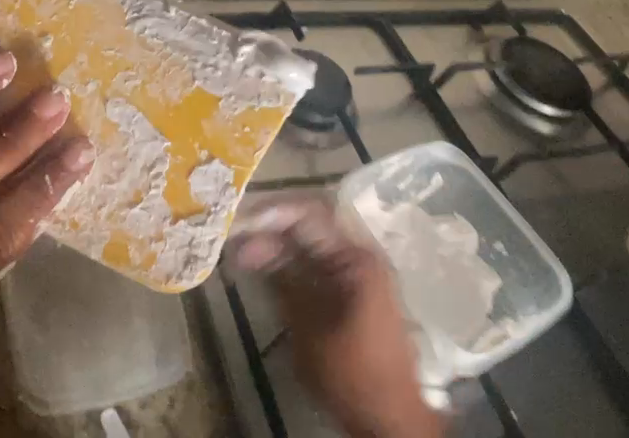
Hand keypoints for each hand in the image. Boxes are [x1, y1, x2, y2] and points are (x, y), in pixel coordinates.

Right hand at [228, 198, 441, 437]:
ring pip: (314, 242)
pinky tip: (267, 270)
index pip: (310, 213)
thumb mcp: (308, 326)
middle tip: (237, 232)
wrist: (391, 419)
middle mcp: (363, 255)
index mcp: (357, 258)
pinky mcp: (356, 290)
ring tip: (244, 251)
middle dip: (273, 225)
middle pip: (312, 223)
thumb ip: (280, 278)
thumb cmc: (351, 374)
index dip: (273, 211)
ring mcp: (361, 272)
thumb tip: (247, 243)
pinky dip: (293, 262)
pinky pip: (320, 262)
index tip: (241, 219)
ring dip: (280, 243)